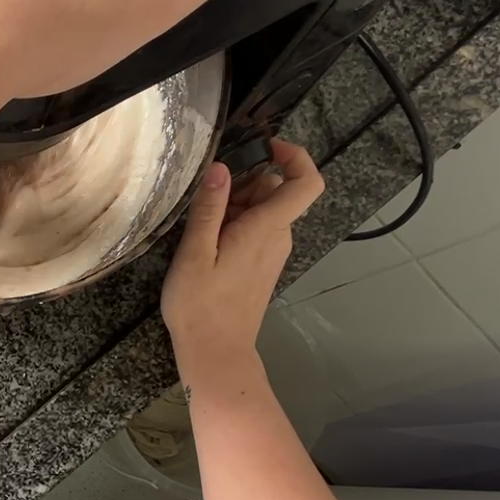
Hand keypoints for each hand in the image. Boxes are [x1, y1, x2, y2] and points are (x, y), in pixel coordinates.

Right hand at [161, 139, 323, 372]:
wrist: (215, 351)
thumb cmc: (200, 305)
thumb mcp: (194, 254)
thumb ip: (209, 209)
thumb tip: (221, 168)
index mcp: (265, 229)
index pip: (306, 182)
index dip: (295, 156)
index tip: (266, 147)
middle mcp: (277, 237)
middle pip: (274, 193)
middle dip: (242, 186)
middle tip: (204, 205)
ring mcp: (272, 254)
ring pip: (262, 213)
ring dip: (233, 210)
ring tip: (198, 233)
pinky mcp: (261, 268)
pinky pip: (255, 233)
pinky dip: (234, 229)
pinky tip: (205, 249)